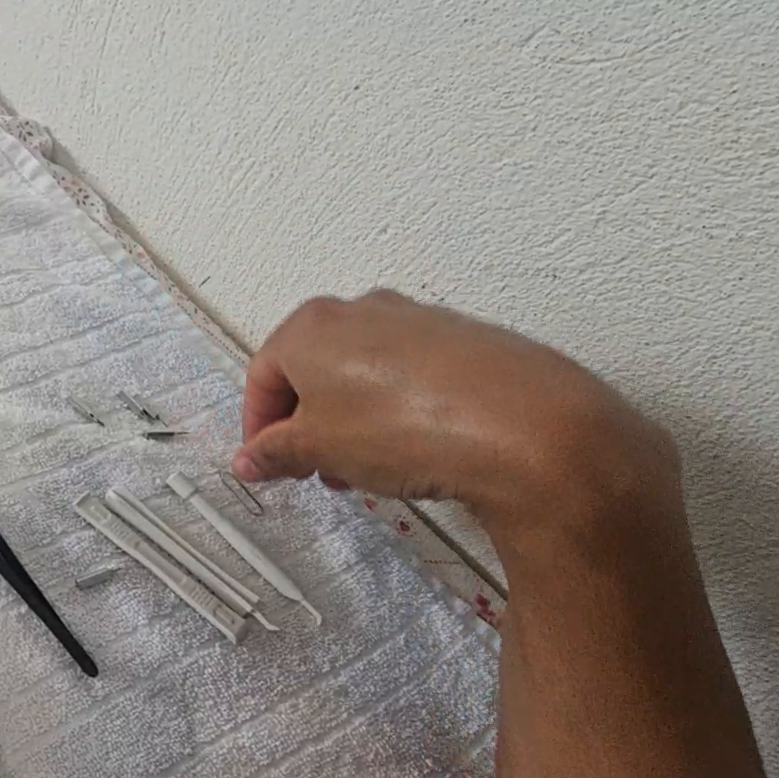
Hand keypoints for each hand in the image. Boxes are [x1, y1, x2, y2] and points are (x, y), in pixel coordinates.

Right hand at [232, 290, 677, 539]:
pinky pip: (408, 374)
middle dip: (304, 424)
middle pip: (311, 372)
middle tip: (313, 468)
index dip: (257, 427)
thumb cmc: (398, 430)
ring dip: (347, 420)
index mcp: (310, 326)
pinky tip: (411, 449)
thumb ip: (271, 453)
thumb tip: (248, 462)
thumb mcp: (316, 449)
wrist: (530, 430)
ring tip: (363, 467)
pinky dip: (393, 409)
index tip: (265, 464)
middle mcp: (361, 309)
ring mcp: (419, 319)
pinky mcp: (468, 338)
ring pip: (360, 373)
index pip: (261, 378)